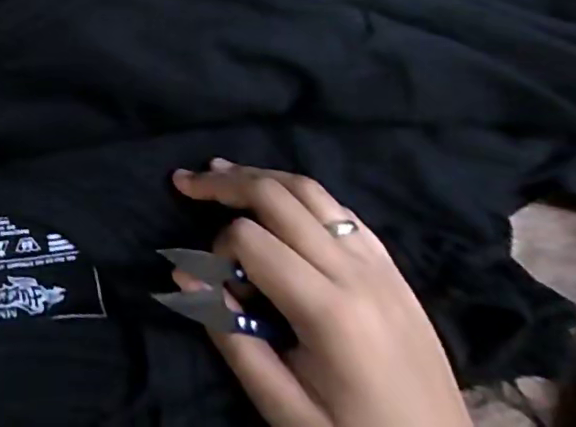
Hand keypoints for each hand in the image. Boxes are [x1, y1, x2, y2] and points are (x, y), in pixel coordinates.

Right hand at [171, 161, 470, 426]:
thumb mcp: (283, 406)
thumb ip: (229, 334)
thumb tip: (182, 273)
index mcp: (330, 310)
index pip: (251, 239)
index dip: (216, 250)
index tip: (213, 283)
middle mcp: (357, 272)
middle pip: (277, 196)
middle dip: (224, 183)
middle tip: (184, 181)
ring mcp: (381, 266)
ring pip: (310, 190)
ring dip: (260, 175)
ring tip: (220, 171)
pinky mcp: (394, 270)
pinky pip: (339, 211)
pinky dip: (299, 194)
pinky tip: (278, 202)